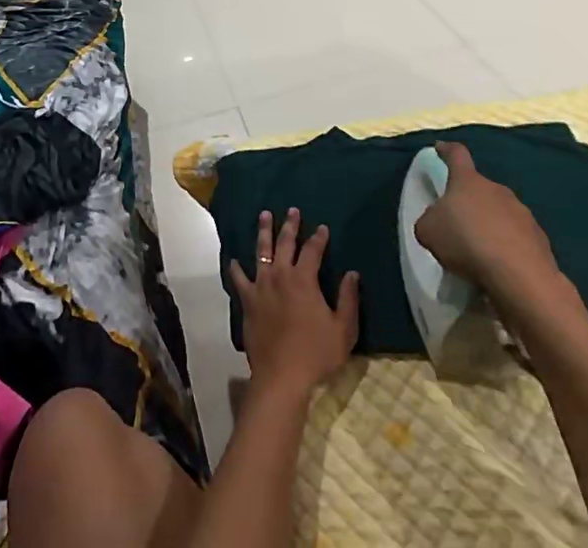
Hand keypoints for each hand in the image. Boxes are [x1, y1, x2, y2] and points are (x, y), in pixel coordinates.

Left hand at [229, 207, 359, 394]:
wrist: (281, 376)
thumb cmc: (317, 353)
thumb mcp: (344, 329)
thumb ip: (349, 299)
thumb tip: (352, 274)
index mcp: (304, 280)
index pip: (313, 250)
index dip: (319, 238)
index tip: (323, 227)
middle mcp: (280, 276)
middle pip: (285, 244)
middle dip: (290, 225)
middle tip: (292, 210)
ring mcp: (261, 287)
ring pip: (261, 253)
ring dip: (263, 233)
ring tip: (263, 216)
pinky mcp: (247, 302)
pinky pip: (239, 280)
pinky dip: (237, 269)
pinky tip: (234, 260)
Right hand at [415, 142, 572, 319]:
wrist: (518, 274)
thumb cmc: (465, 242)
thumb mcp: (428, 230)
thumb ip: (431, 219)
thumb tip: (440, 220)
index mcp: (468, 181)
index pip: (457, 155)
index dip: (447, 151)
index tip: (440, 148)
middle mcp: (497, 190)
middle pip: (478, 189)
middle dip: (468, 202)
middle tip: (456, 224)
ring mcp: (521, 212)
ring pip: (498, 213)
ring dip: (487, 225)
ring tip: (477, 250)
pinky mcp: (538, 237)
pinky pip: (514, 236)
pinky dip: (504, 245)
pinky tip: (496, 264)